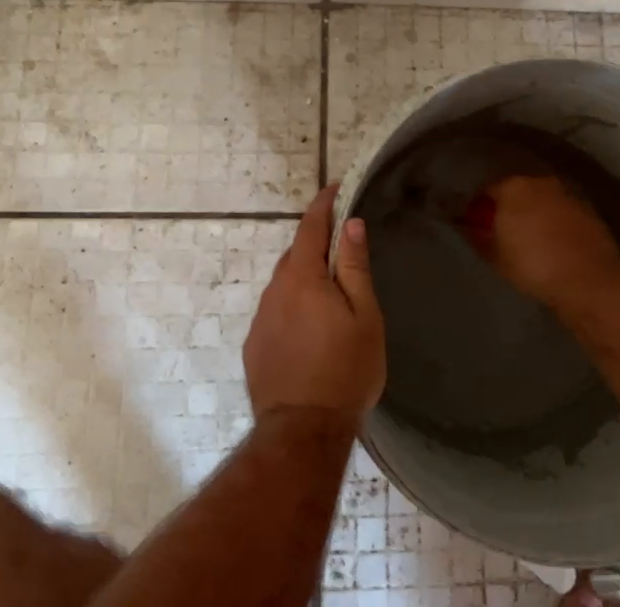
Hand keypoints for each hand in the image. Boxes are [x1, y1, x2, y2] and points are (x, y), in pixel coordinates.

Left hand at [244, 184, 384, 421]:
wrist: (302, 431)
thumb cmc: (345, 370)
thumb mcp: (364, 316)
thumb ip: (354, 267)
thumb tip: (350, 224)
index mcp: (302, 278)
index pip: (310, 227)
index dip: (323, 204)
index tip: (336, 187)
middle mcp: (274, 291)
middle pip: (295, 256)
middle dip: (317, 245)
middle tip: (344, 248)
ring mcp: (261, 320)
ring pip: (285, 286)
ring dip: (306, 280)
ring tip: (333, 297)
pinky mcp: (255, 346)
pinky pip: (277, 312)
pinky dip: (294, 307)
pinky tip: (313, 331)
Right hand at [484, 175, 619, 305]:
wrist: (590, 280)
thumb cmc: (534, 266)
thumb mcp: (496, 257)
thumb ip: (478, 236)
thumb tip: (466, 226)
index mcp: (513, 187)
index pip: (487, 190)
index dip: (479, 210)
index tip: (477, 228)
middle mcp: (541, 182)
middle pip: (517, 191)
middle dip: (509, 208)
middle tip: (504, 234)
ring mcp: (568, 194)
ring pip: (542, 201)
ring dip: (535, 214)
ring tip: (531, 241)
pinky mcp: (589, 210)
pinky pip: (562, 213)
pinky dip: (556, 222)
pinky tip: (555, 244)